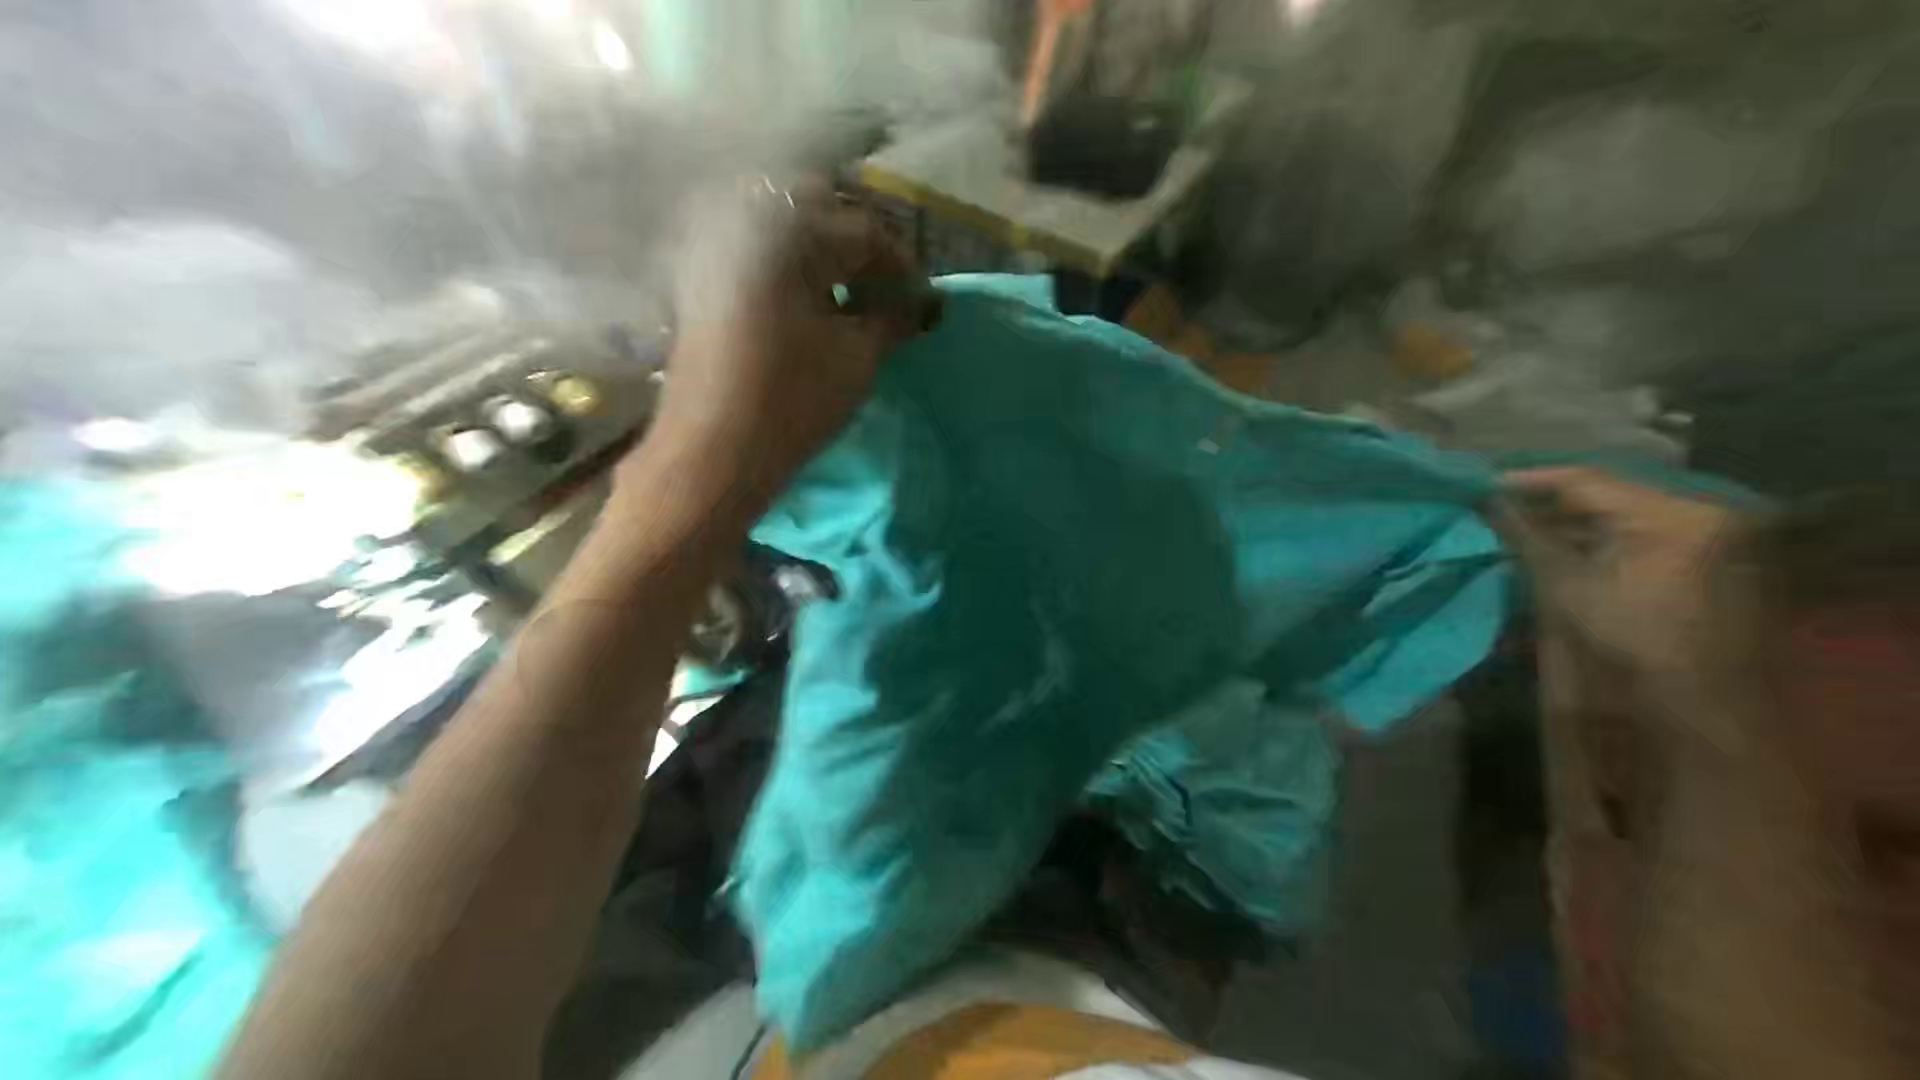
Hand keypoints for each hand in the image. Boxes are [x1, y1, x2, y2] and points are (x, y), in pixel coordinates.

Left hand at [641, 180, 928, 504]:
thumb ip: (895, 317)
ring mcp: (716, 249)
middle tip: (887, 289)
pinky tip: (815, 305)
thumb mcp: (857, 358)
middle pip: (819, 209)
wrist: (713, 452)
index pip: (862, 229)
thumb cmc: (791, 402)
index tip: (924, 300)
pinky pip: (758, 251)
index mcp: (785, 231)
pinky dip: (794, 267)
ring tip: (854, 301)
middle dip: (860, 245)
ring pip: (785, 227)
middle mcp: (743, 221)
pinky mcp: (703, 279)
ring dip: (827, 254)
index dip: (901, 265)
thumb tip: (924, 302)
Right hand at [1498, 467, 1752, 706]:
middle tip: (1496, 504)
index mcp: (1666, 514)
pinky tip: (1554, 542)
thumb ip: (1525, 536)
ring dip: (1565, 518)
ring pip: (1616, 510)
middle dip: (1545, 499)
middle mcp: (1691, 511)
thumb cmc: (1627, 635)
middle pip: (1603, 492)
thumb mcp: (1565, 583)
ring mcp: (1700, 532)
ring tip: (1516, 524)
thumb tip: (1486, 502)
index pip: (1584, 480)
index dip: (1528, 481)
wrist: (1697, 694)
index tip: (1483, 486)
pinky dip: (1591, 533)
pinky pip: (1632, 529)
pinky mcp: (1697, 553)